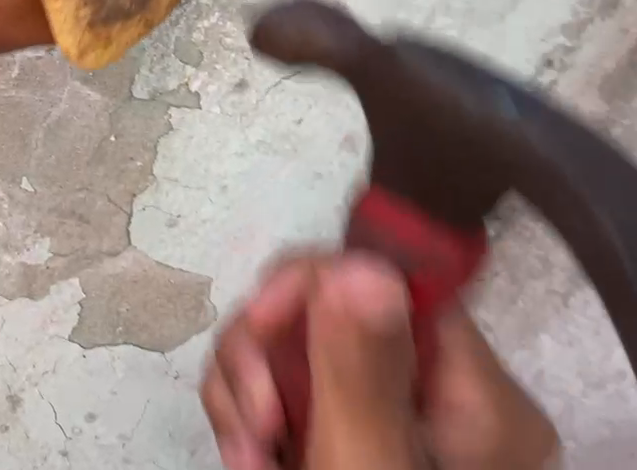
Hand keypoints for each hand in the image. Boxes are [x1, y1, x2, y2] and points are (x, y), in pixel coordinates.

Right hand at [203, 252, 558, 469]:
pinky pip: (265, 375)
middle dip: (257, 353)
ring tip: (246, 452)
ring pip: (277, 340)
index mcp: (471, 394)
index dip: (310, 285)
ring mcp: (377, 406)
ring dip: (239, 389)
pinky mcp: (331, 420)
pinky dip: (240, 408)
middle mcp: (430, 390)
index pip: (388, 281)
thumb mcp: (365, 460)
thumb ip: (359, 365)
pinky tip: (246, 452)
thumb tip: (360, 261)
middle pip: (317, 307)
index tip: (259, 324)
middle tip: (252, 414)